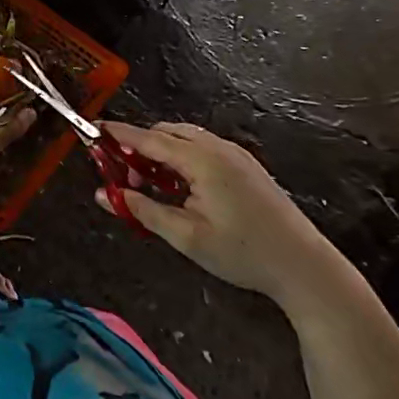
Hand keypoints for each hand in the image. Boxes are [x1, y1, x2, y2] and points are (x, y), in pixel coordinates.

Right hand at [96, 121, 351, 307]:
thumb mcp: (185, 236)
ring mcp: (236, 155)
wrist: (304, 267)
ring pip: (185, 139)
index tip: (94, 131)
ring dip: (160, 152)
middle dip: (139, 147)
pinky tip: (178, 187)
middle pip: (167, 132)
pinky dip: (181, 158)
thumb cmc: (242, 253)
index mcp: (202, 161)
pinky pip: (202, 149)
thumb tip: (104, 195)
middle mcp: (219, 149)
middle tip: (124, 177)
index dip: (119, 135)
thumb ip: (141, 210)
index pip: (149, 139)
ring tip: (149, 185)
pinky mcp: (246, 166)